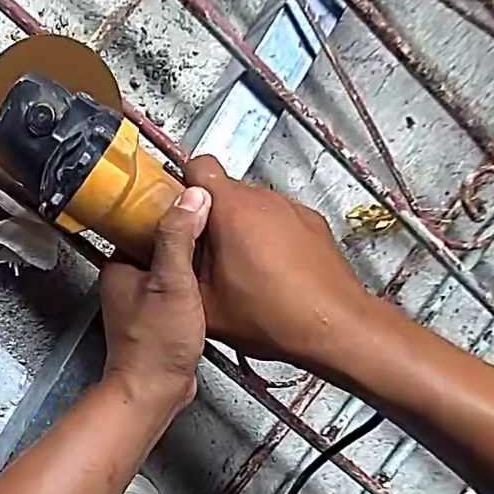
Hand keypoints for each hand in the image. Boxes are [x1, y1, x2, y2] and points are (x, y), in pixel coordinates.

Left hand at [99, 185, 211, 413]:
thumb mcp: (172, 282)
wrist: (155, 389)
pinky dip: (191, 280)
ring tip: (212, 244)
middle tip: (207, 218)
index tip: (189, 196)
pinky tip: (208, 279)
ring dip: (188, 256)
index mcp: (118, 266)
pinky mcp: (157, 315)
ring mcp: (140, 298)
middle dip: (182, 231)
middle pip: (156, 241)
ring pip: (167, 264)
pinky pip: (175, 286)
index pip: (139, 221)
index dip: (165, 206)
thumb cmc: (155, 345)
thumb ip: (179, 238)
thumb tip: (190, 199)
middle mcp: (125, 280)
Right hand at [183, 156, 386, 373]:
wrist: (333, 328)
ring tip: (234, 266)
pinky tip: (264, 271)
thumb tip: (160, 259)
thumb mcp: (203, 303)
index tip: (177, 208)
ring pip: (249, 205)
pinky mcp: (309, 224)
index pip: (199, 166)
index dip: (183, 184)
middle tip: (200, 250)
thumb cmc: (276, 317)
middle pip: (223, 190)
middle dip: (207, 215)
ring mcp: (290, 210)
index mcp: (232, 211)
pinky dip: (264, 237)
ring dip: (236, 227)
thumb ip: (177, 270)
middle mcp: (263, 201)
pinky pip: (275, 219)